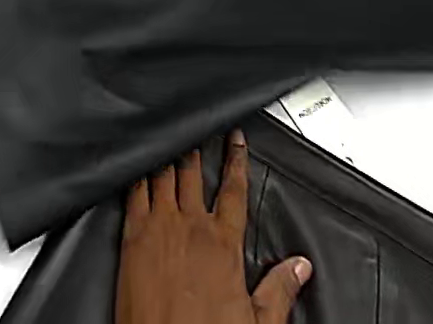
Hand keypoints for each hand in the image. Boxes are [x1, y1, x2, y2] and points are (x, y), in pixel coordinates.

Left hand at [117, 130, 311, 323]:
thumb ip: (279, 289)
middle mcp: (191, 225)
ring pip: (164, 174)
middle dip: (196, 145)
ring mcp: (159, 226)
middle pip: (193, 171)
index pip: (233, 189)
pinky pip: (134, 191)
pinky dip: (138, 173)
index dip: (236, 159)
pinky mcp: (132, 234)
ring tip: (169, 136)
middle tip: (198, 127)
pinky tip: (138, 164)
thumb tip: (301, 267)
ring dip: (168, 154)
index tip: (236, 138)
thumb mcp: (257, 323)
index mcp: (222, 243)